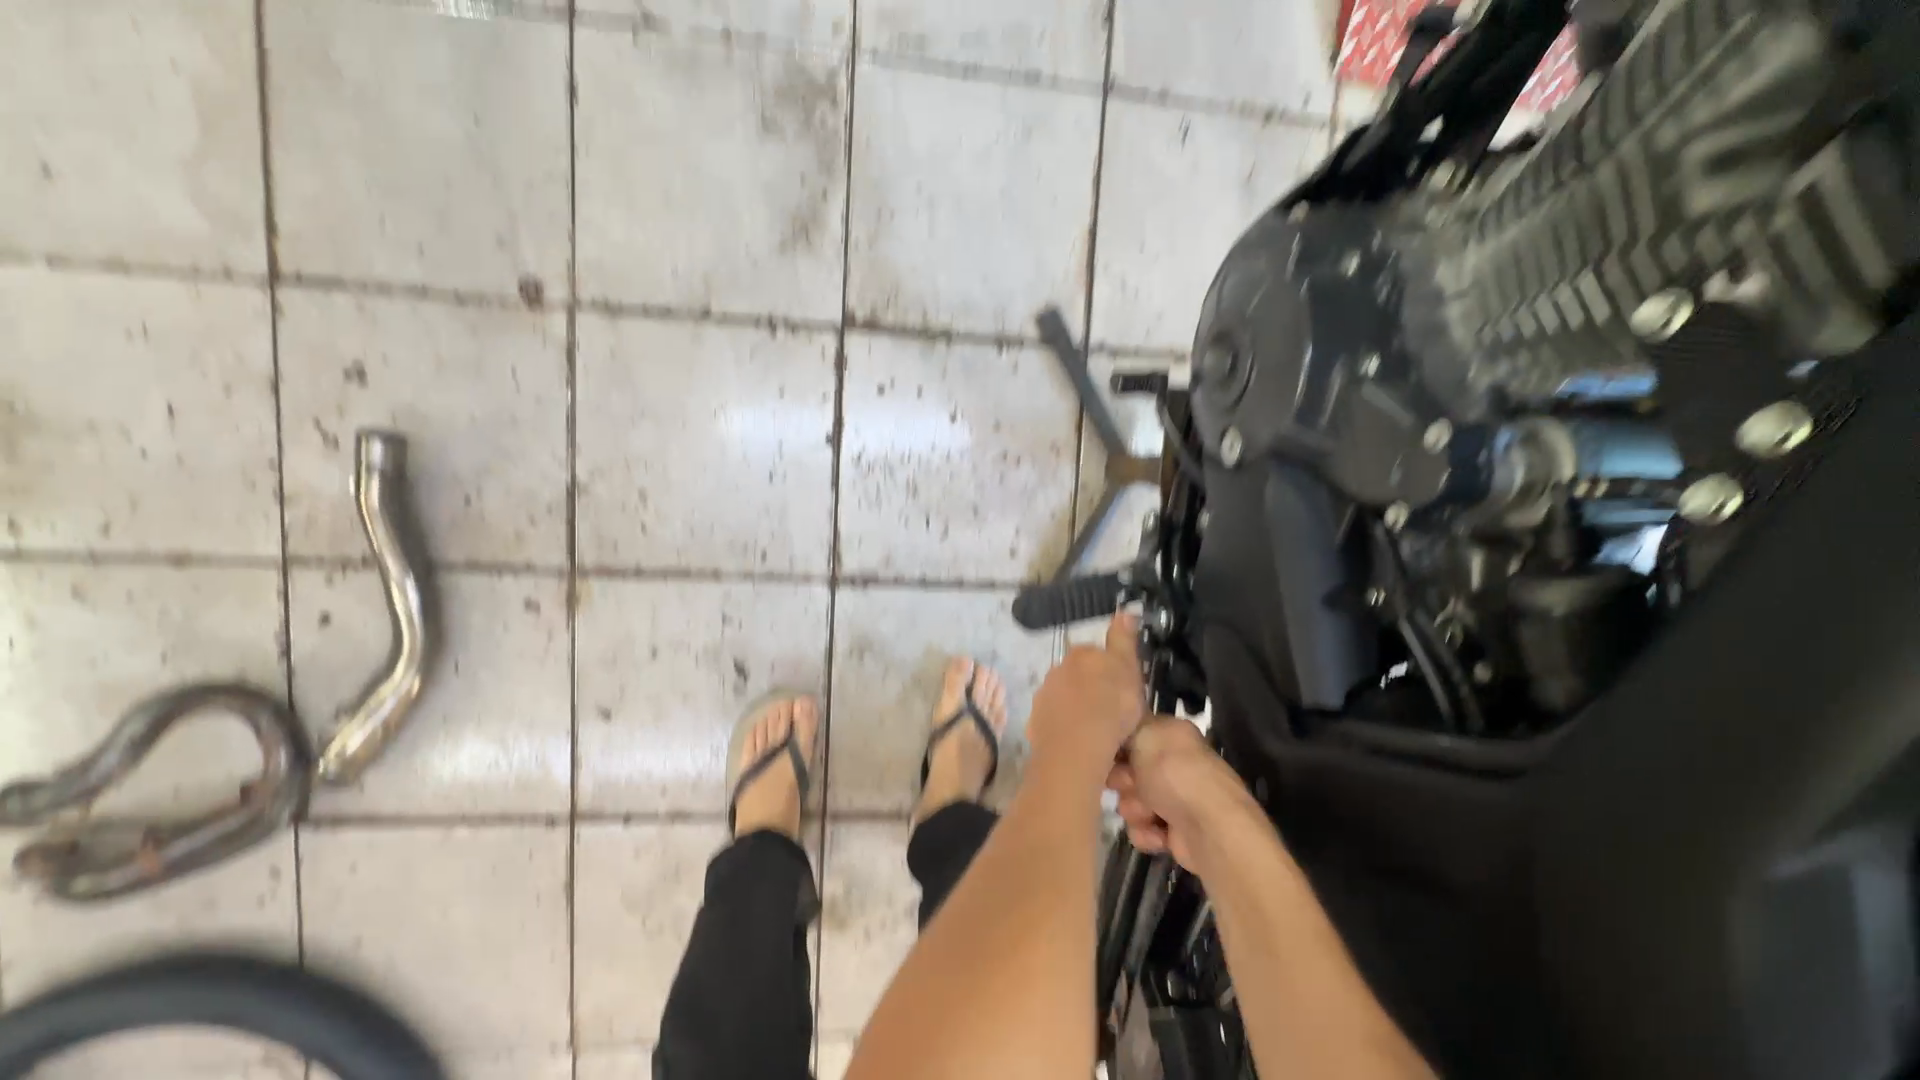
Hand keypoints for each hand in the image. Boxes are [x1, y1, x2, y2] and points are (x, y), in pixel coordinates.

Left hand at [1027, 613, 1146, 774]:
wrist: (1078, 746)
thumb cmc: (1112, 705)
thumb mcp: (1128, 668)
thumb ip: (1124, 639)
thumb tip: (1124, 610)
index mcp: (1081, 654)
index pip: (1096, 653)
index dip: (1111, 669)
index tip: (1122, 687)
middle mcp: (1057, 669)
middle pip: (1078, 675)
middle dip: (1090, 687)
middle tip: (1111, 710)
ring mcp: (1044, 696)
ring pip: (1064, 697)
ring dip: (1076, 706)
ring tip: (1096, 730)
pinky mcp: (1036, 722)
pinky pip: (1054, 720)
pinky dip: (1065, 726)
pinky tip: (1079, 742)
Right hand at [1106, 717, 1258, 874]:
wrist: (1208, 827)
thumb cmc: (1175, 773)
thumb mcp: (1146, 734)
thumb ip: (1129, 725)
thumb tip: (1123, 734)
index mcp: (1171, 736)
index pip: (1132, 735)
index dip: (1117, 746)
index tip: (1110, 754)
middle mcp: (1173, 765)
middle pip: (1126, 771)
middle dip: (1124, 781)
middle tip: (1133, 784)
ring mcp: (1174, 799)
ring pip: (1130, 802)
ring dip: (1135, 809)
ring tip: (1151, 812)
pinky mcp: (1173, 831)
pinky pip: (1140, 829)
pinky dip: (1146, 833)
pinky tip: (1160, 833)